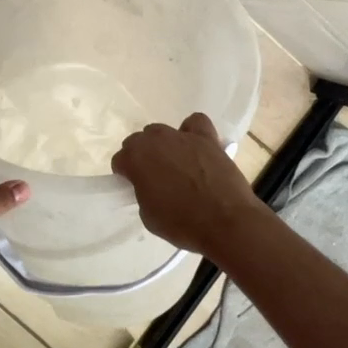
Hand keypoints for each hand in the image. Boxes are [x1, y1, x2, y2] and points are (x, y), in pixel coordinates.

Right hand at [112, 113, 263, 255]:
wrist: (227, 223)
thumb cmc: (183, 224)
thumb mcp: (148, 216)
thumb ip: (142, 192)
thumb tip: (150, 186)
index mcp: (135, 158)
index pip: (120, 160)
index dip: (126, 175)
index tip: (134, 187)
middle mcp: (154, 140)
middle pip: (139, 141)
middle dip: (143, 157)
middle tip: (154, 179)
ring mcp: (181, 136)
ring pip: (162, 131)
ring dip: (163, 145)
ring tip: (176, 164)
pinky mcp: (207, 139)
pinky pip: (195, 123)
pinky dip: (192, 131)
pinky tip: (195, 146)